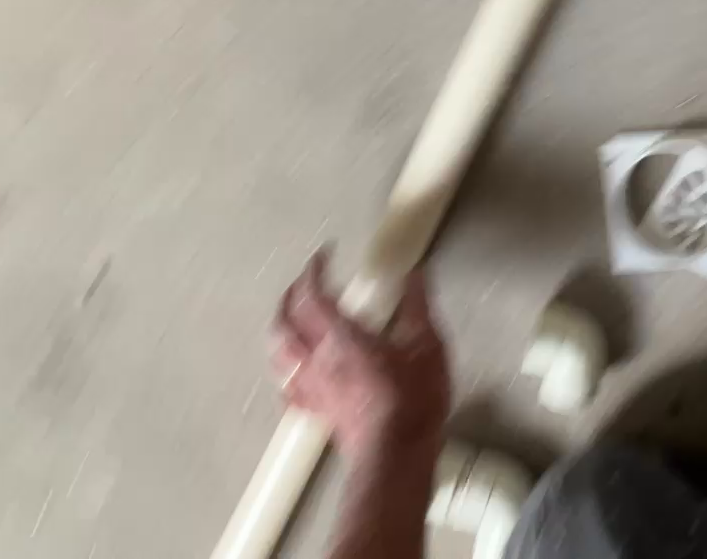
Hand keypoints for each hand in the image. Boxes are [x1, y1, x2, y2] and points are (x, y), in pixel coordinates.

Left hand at [270, 251, 449, 457]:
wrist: (396, 451)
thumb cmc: (414, 397)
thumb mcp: (428, 343)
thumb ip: (418, 305)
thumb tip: (415, 274)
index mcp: (343, 338)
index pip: (313, 297)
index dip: (314, 271)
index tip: (324, 254)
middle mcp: (318, 361)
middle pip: (284, 323)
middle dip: (289, 296)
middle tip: (302, 281)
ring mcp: (312, 388)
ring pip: (278, 354)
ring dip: (279, 328)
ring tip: (288, 316)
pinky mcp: (316, 410)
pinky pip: (287, 386)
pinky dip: (285, 368)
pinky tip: (292, 368)